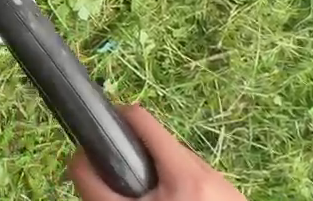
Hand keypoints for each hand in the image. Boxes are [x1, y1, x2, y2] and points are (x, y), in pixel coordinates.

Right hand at [69, 107, 246, 200]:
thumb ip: (93, 183)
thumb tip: (79, 156)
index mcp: (187, 175)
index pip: (139, 118)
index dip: (113, 124)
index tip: (102, 145)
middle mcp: (215, 177)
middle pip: (160, 145)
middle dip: (140, 163)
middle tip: (130, 193)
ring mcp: (233, 193)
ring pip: (182, 167)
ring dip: (163, 180)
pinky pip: (203, 187)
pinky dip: (185, 195)